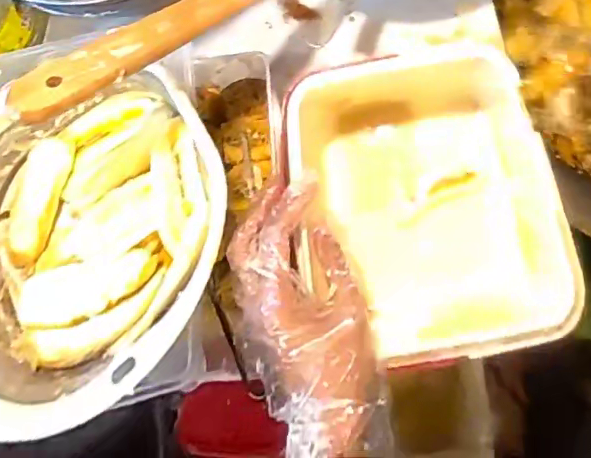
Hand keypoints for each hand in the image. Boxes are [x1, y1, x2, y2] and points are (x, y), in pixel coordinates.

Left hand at [227, 176, 377, 457]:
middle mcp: (254, 301)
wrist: (326, 413)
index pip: (272, 239)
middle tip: (282, 178)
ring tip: (280, 193)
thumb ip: (334, 265)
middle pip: (244, 242)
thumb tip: (320, 227)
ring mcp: (253, 308)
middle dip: (262, 205)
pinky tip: (282, 226)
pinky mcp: (260, 312)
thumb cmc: (340, 367)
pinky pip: (252, 265)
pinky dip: (263, 237)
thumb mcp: (348, 310)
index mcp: (273, 299)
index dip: (287, 206)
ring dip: (259, 219)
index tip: (305, 181)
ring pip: (243, 253)